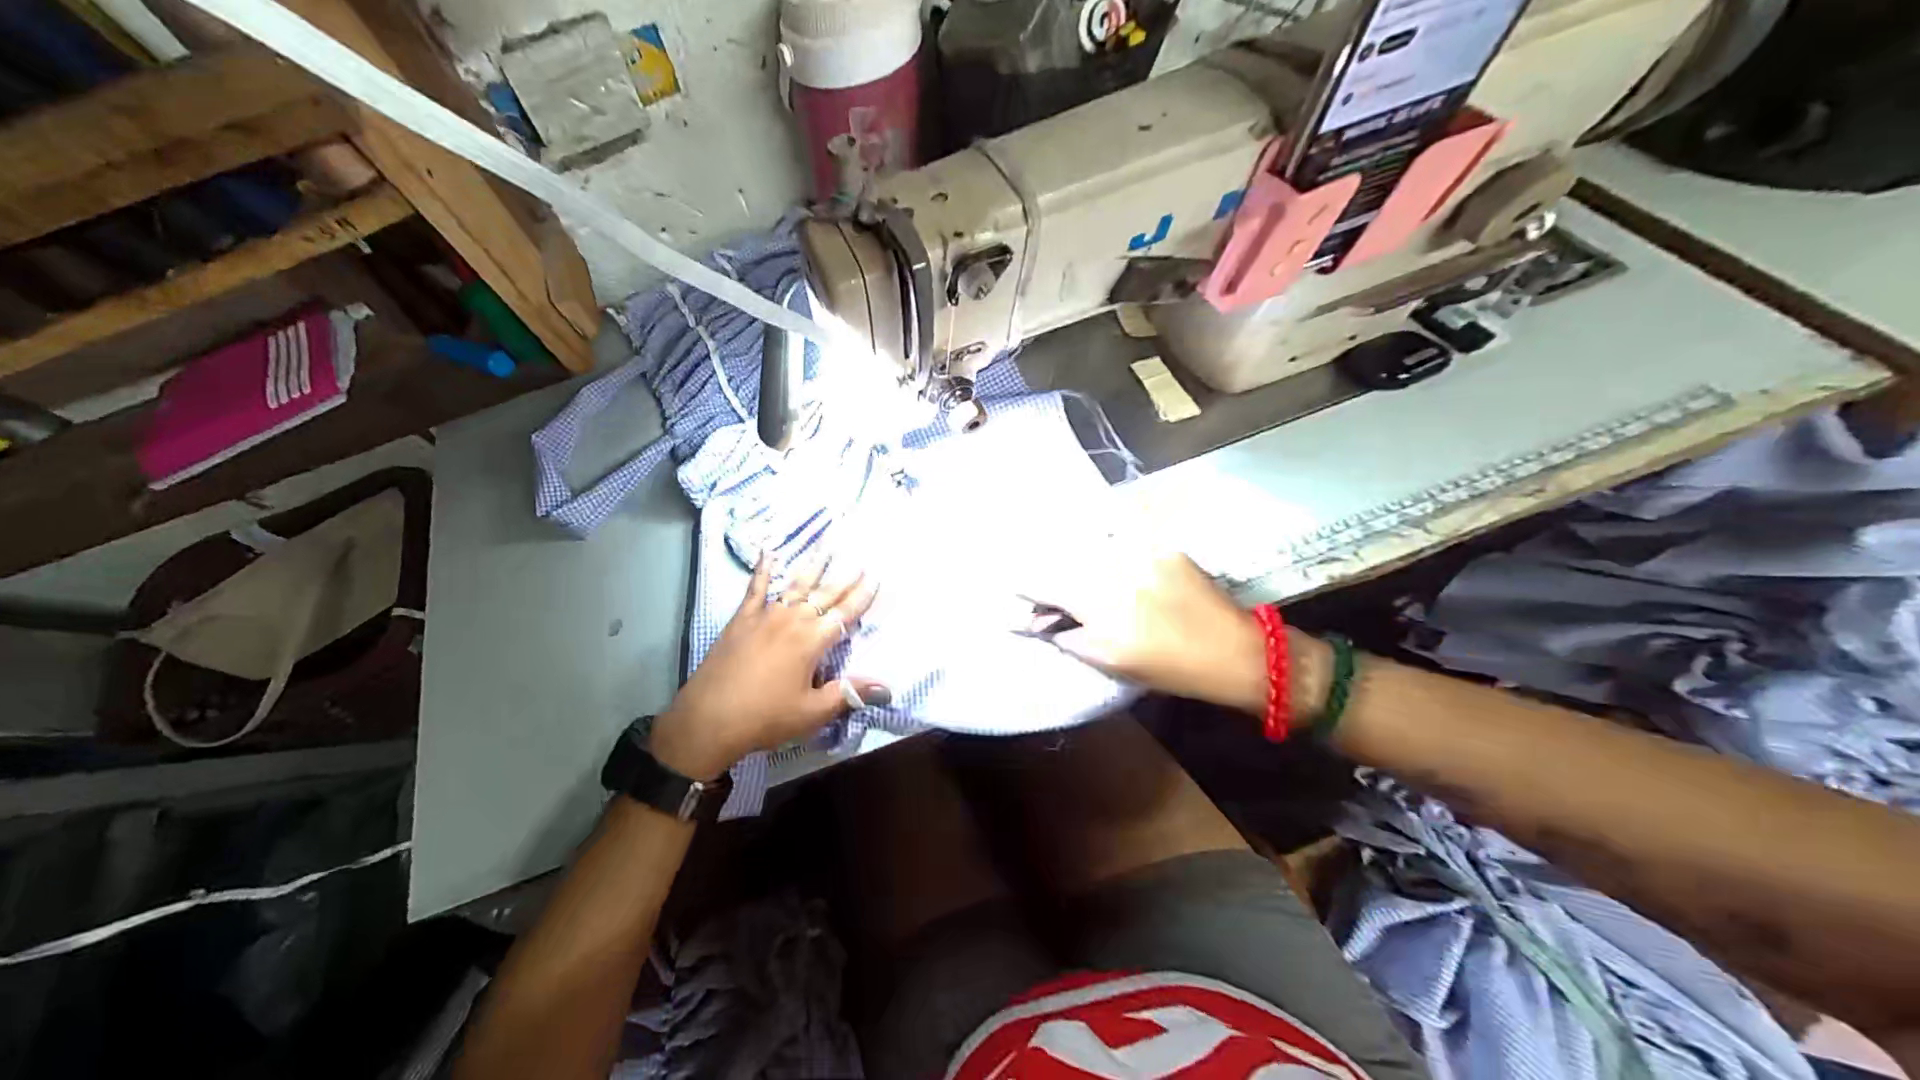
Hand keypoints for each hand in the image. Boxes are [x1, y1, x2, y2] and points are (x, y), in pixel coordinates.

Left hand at [651, 556, 887, 780]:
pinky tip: (767, 553)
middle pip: (823, 594)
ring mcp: (764, 616)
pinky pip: (755, 589)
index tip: (875, 579)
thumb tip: (887, 688)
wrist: (709, 719)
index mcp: (812, 640)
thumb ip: (849, 694)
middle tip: (858, 561)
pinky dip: (763, 570)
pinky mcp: (741, 620)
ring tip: (825, 549)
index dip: (862, 597)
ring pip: (794, 586)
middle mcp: (791, 619)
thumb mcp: (813, 712)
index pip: (844, 614)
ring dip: (812, 567)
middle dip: (843, 578)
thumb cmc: (766, 717)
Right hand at [1024, 551, 1325, 716]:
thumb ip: (1065, 636)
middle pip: (1062, 555)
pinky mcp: (1162, 542)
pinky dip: (1108, 537)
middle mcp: (1117, 571)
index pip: (1042, 581)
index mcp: (1101, 607)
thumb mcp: (1109, 662)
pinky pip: (1122, 529)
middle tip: (1052, 589)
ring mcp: (1141, 551)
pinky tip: (1111, 549)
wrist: (1234, 650)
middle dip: (1049, 569)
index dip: (1023, 583)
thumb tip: (1028, 621)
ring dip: (1077, 553)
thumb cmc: (1168, 667)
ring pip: (1089, 540)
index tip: (1014, 586)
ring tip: (1085, 571)